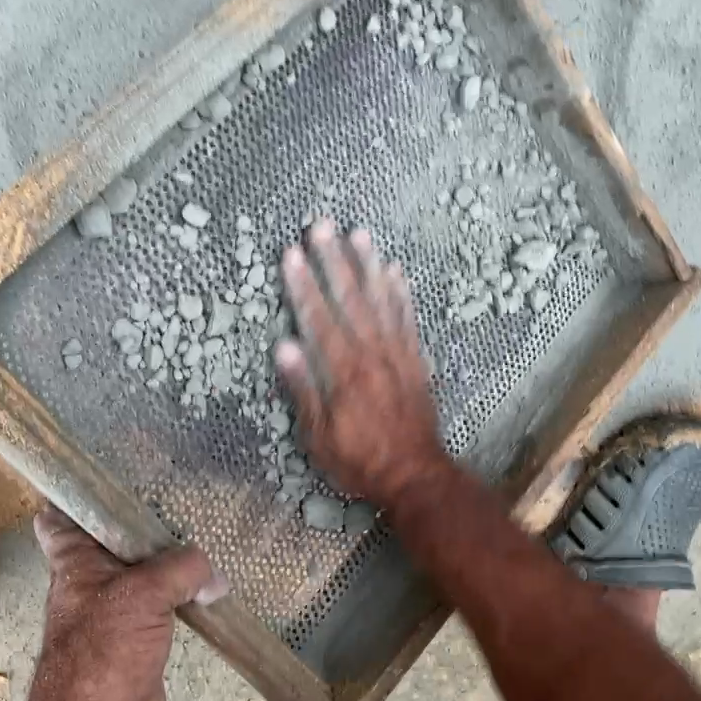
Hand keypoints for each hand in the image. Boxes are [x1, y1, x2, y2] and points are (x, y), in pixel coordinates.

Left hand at [21, 508, 228, 700]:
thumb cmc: (104, 652)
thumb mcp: (144, 593)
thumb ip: (183, 569)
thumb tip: (214, 575)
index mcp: (76, 561)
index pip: (64, 518)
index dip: (79, 496)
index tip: (107, 475)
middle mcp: (92, 580)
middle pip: (118, 541)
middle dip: (146, 524)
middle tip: (182, 494)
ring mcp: (117, 611)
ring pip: (146, 573)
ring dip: (172, 562)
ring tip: (206, 532)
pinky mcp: (142, 639)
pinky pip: (167, 605)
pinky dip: (187, 596)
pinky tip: (213, 584)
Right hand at [276, 220, 448, 504]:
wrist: (416, 475)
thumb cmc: (359, 460)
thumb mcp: (319, 436)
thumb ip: (304, 389)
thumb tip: (284, 347)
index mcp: (342, 371)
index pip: (317, 318)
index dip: (303, 284)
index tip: (291, 253)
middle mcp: (371, 353)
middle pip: (349, 298)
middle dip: (333, 260)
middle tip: (322, 225)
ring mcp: (396, 353)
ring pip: (381, 300)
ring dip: (368, 265)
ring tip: (358, 233)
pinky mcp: (415, 360)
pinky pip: (408, 318)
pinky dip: (401, 292)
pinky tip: (394, 270)